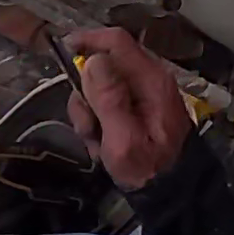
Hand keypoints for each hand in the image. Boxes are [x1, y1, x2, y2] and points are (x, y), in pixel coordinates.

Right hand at [65, 27, 190, 189]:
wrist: (171, 194)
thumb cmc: (149, 169)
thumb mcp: (124, 139)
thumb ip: (109, 99)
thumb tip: (94, 60)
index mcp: (150, 81)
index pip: (117, 41)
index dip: (88, 40)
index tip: (62, 52)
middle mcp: (147, 80)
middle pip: (102, 66)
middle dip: (85, 95)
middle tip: (87, 127)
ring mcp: (141, 94)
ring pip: (98, 88)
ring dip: (88, 114)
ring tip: (97, 142)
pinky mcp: (135, 107)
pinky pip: (104, 103)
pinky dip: (96, 122)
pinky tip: (102, 143)